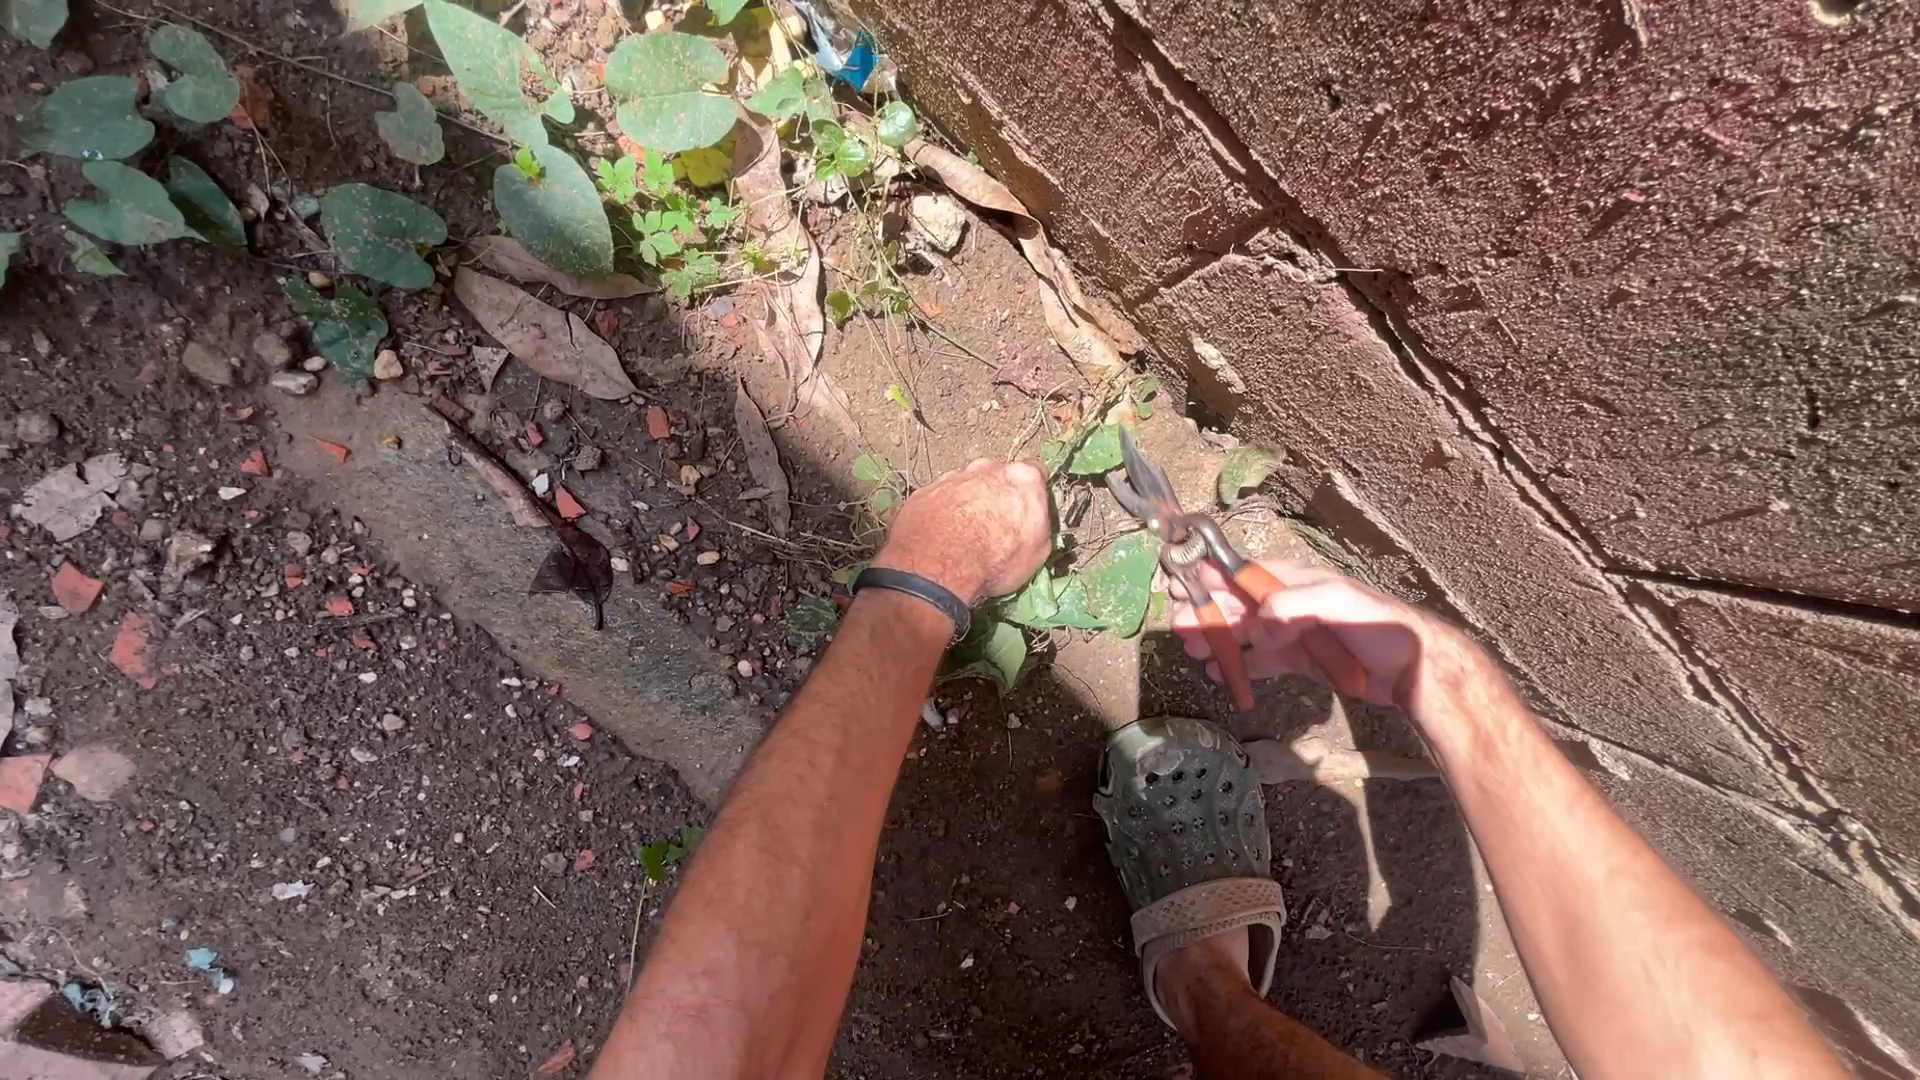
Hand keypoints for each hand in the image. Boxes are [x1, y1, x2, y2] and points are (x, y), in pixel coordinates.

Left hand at [871, 458, 1051, 606]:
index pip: (1036, 477)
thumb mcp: (1038, 552)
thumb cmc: (996, 559)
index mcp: (1023, 477)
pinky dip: (942, 512)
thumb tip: (1034, 526)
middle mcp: (988, 467)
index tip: (1027, 517)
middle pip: (998, 477)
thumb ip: (1039, 526)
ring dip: (967, 504)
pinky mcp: (925, 490)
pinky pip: (939, 498)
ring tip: (963, 536)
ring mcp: (953, 476)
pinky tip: (941, 536)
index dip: (1032, 498)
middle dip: (997, 497)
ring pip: (966, 486)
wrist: (939, 565)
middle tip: (994, 528)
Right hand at [1170, 560, 1469, 711]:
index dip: (1209, 577)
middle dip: (1204, 612)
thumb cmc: (1379, 626)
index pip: (1240, 573)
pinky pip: (1259, 660)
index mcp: (1292, 580)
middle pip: (1234, 603)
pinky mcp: (1296, 659)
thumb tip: (1258, 620)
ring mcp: (1290, 632)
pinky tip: (1218, 674)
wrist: (1414, 671)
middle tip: (1179, 627)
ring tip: (1193, 652)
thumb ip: (1295, 603)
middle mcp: (1286, 602)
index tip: (1179, 583)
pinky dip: (1238, 666)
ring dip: (1216, 640)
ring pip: (1242, 632)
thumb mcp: (1339, 603)